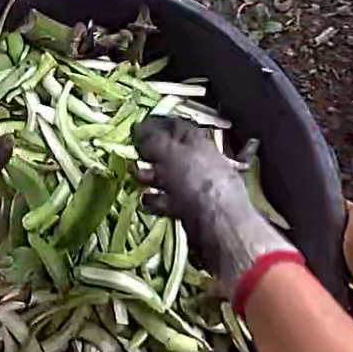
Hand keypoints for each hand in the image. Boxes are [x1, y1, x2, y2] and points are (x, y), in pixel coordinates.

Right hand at [134, 116, 298, 306]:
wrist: (220, 226)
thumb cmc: (197, 181)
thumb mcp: (171, 153)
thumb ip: (153, 140)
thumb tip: (138, 128)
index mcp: (199, 143)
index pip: (175, 127)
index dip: (156, 126)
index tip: (136, 129)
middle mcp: (199, 162)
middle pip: (169, 153)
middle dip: (149, 154)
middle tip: (132, 156)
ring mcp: (196, 187)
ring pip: (168, 177)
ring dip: (150, 177)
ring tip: (136, 178)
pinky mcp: (192, 210)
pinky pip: (169, 200)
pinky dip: (156, 199)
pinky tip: (145, 200)